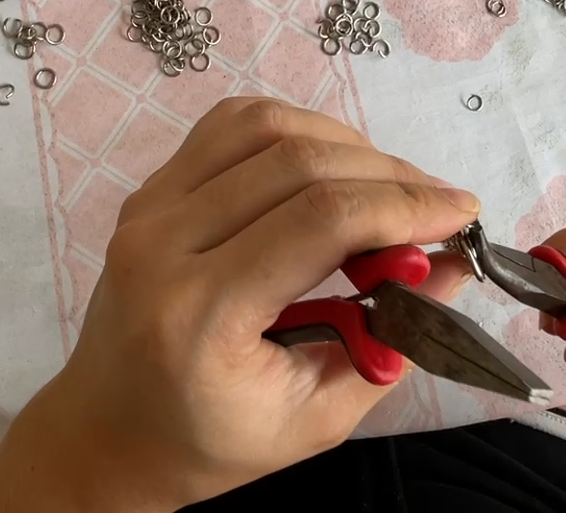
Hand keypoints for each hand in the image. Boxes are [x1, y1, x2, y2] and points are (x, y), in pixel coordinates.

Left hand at [0, 97, 480, 512]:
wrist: (104, 427)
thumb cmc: (206, 441)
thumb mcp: (311, 420)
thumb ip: (387, 341)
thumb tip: (446, 263)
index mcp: (199, 312)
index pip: (318, 220)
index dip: (403, 205)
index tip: (462, 213)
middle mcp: (164, 238)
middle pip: (295, 162)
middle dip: (386, 173)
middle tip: (435, 202)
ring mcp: (150, 200)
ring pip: (264, 124)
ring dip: (342, 141)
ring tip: (386, 181)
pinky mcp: (151, 185)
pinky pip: (232, 123)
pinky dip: (293, 126)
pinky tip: (326, 159)